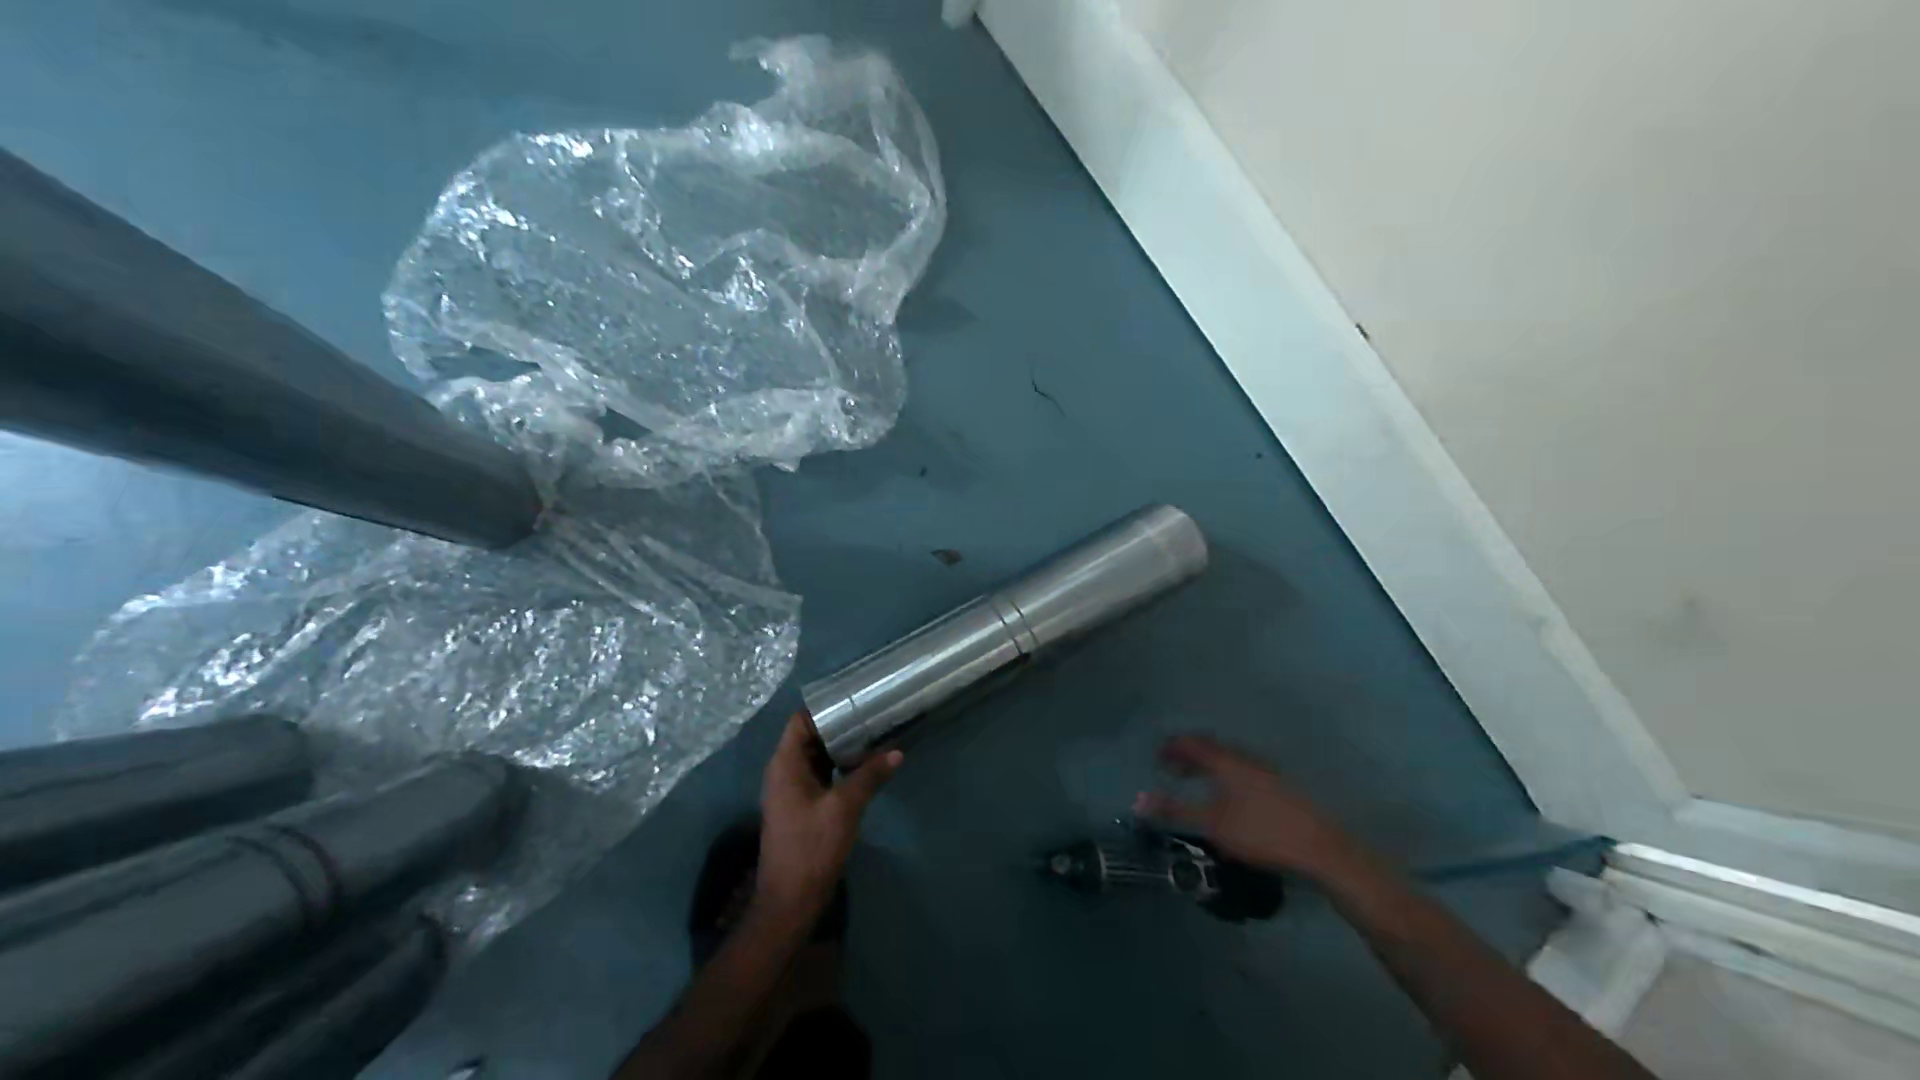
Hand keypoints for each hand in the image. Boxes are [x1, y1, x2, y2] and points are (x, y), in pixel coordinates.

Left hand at [754, 712, 902, 922]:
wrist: (790, 901)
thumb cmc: (812, 848)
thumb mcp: (844, 808)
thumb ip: (869, 776)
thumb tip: (896, 751)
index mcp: (785, 765)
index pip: (800, 721)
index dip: (825, 709)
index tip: (855, 700)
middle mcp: (784, 772)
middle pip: (810, 737)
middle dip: (839, 727)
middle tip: (872, 716)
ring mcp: (791, 791)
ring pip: (817, 757)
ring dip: (841, 749)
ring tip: (874, 736)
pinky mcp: (802, 807)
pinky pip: (820, 776)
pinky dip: (839, 768)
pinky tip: (865, 768)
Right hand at [1134, 734, 1359, 880]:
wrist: (1320, 849)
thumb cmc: (1260, 833)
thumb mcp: (1211, 825)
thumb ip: (1174, 812)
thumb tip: (1138, 801)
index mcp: (1226, 761)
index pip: (1192, 743)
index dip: (1172, 748)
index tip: (1157, 759)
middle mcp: (1245, 758)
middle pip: (1211, 748)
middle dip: (1189, 756)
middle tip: (1172, 771)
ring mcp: (1266, 770)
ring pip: (1229, 759)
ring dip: (1208, 766)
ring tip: (1197, 783)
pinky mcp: (1280, 786)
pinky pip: (1242, 769)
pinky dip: (1225, 774)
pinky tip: (1228, 796)